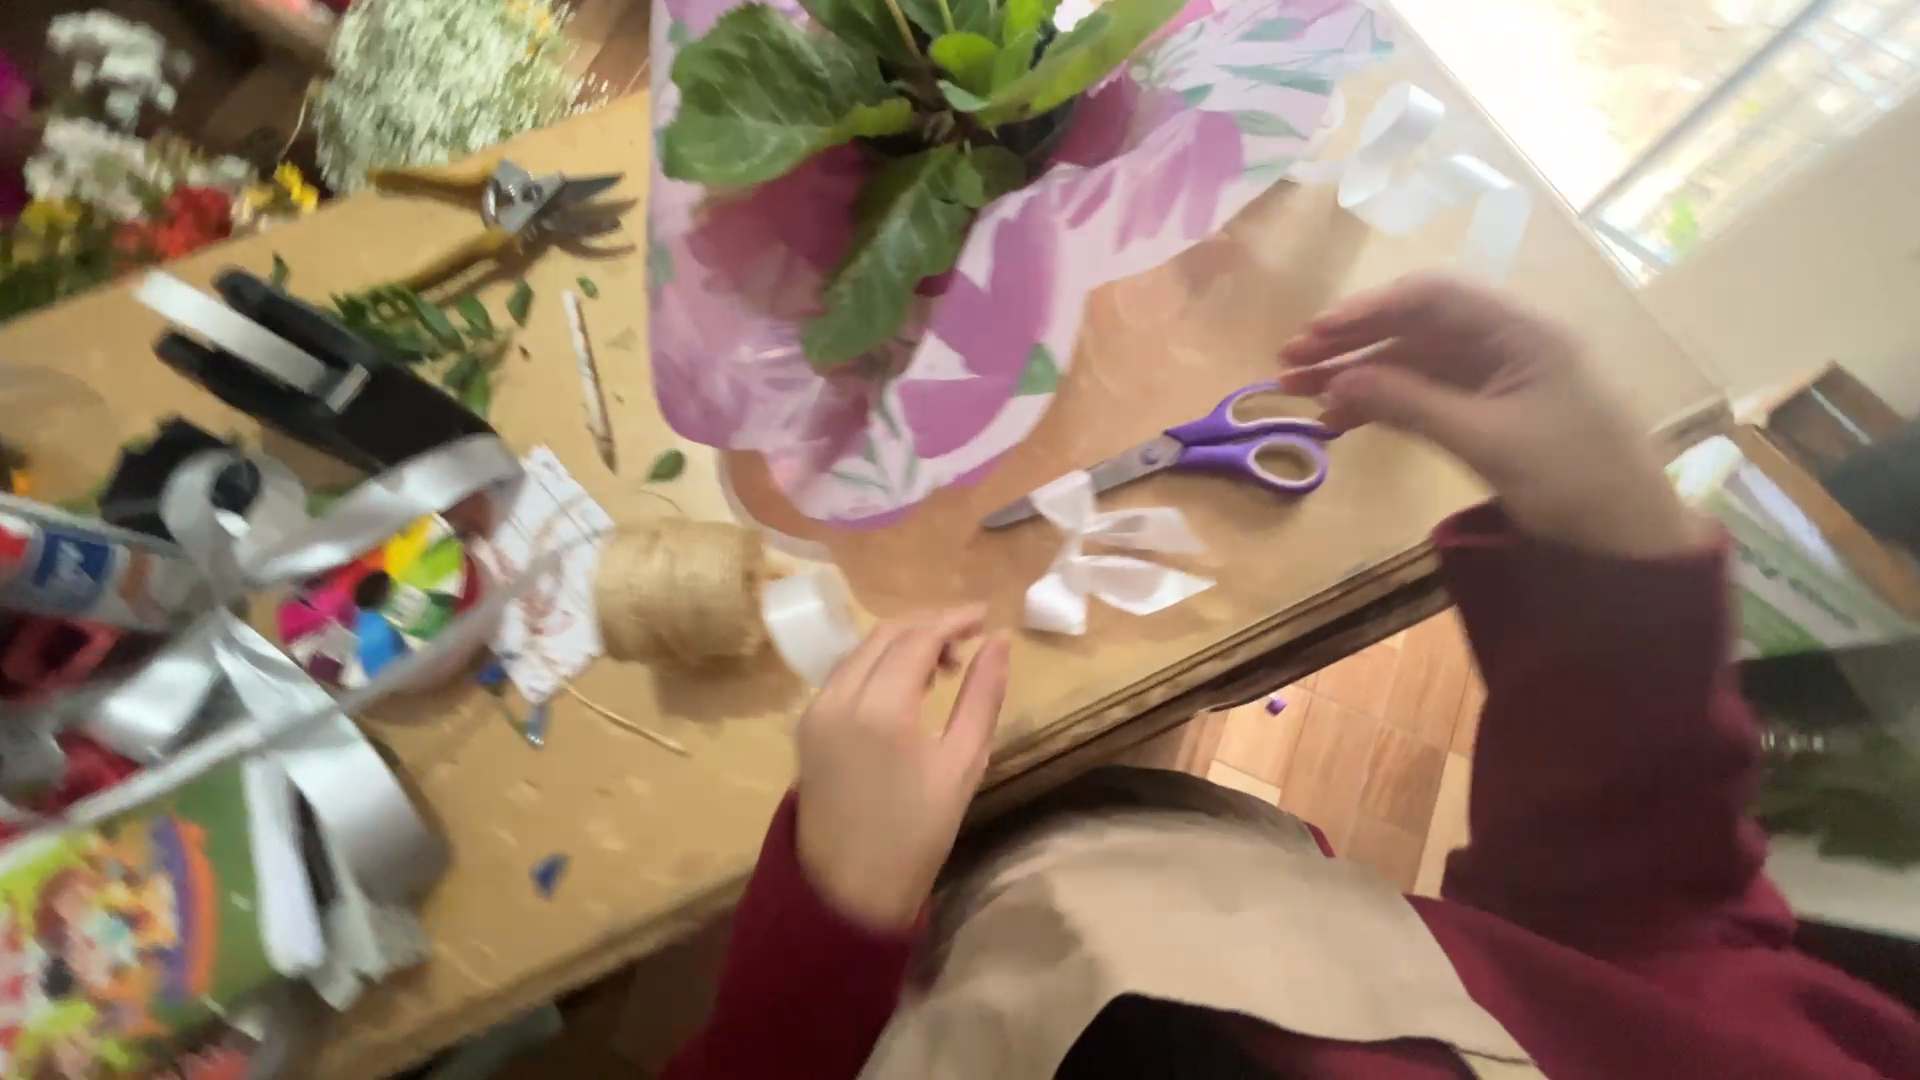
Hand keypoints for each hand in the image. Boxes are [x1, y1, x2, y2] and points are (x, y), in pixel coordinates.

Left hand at [795, 607, 1010, 931]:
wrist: (848, 889)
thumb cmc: (917, 832)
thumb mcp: (964, 762)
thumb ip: (983, 695)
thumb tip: (999, 642)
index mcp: (880, 708)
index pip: (918, 637)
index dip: (954, 619)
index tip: (985, 615)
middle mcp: (839, 696)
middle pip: (886, 633)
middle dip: (930, 625)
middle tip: (969, 638)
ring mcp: (816, 708)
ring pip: (863, 649)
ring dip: (904, 642)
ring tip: (946, 665)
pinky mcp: (808, 722)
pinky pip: (847, 672)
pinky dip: (880, 663)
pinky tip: (909, 683)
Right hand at [1279, 274, 1708, 558]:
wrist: (1624, 534)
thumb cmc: (1571, 477)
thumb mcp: (1485, 439)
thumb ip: (1408, 404)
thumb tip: (1336, 382)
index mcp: (1518, 333)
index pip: (1431, 299)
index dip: (1368, 309)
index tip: (1315, 333)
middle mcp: (1498, 344)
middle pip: (1411, 327)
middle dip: (1347, 341)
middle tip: (1288, 362)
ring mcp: (1485, 378)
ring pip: (1405, 362)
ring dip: (1351, 373)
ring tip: (1297, 392)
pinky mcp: (1475, 409)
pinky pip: (1414, 395)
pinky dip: (1373, 403)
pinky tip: (1336, 419)